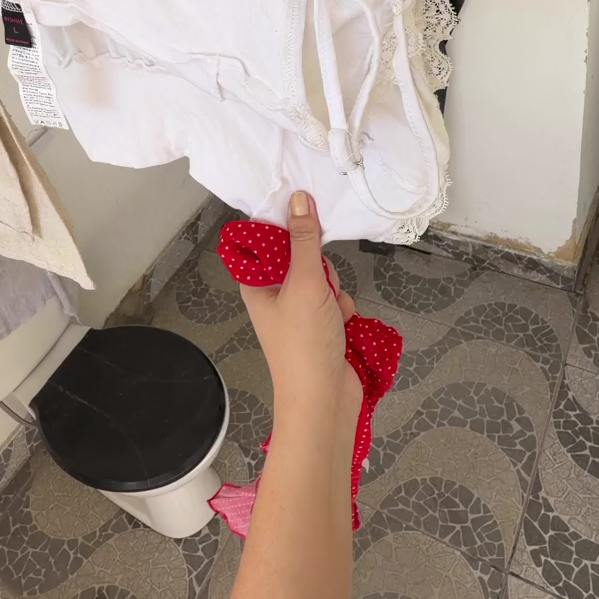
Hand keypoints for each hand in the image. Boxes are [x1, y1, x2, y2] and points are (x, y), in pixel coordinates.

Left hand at [240, 191, 361, 422]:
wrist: (325, 401)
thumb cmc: (304, 342)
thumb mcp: (305, 284)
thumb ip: (305, 239)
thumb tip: (298, 197)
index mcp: (255, 282)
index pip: (266, 239)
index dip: (286, 226)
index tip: (307, 215)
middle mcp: (272, 293)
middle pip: (301, 255)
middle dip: (320, 268)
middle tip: (320, 285)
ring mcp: (297, 309)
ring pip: (323, 277)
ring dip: (334, 291)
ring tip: (332, 312)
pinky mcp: (319, 323)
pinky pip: (335, 299)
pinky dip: (343, 308)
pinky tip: (343, 324)